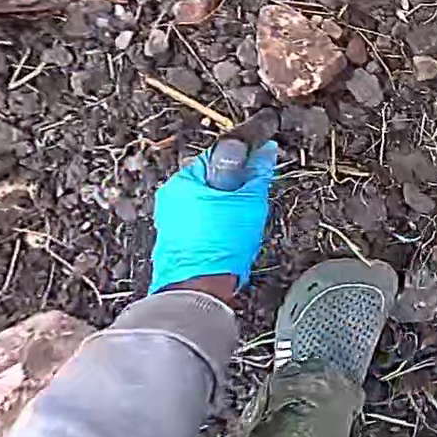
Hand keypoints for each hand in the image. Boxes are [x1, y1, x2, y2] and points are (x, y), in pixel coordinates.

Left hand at [150, 141, 278, 294]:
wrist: (199, 286)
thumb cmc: (221, 243)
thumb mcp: (250, 201)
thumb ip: (258, 172)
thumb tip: (266, 150)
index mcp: (185, 180)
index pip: (218, 154)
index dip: (245, 157)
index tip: (262, 160)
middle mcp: (171, 195)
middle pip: (212, 176)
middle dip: (235, 181)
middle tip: (254, 192)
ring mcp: (170, 216)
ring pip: (207, 196)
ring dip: (227, 199)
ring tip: (244, 214)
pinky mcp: (174, 233)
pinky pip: (201, 214)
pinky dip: (217, 215)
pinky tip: (231, 228)